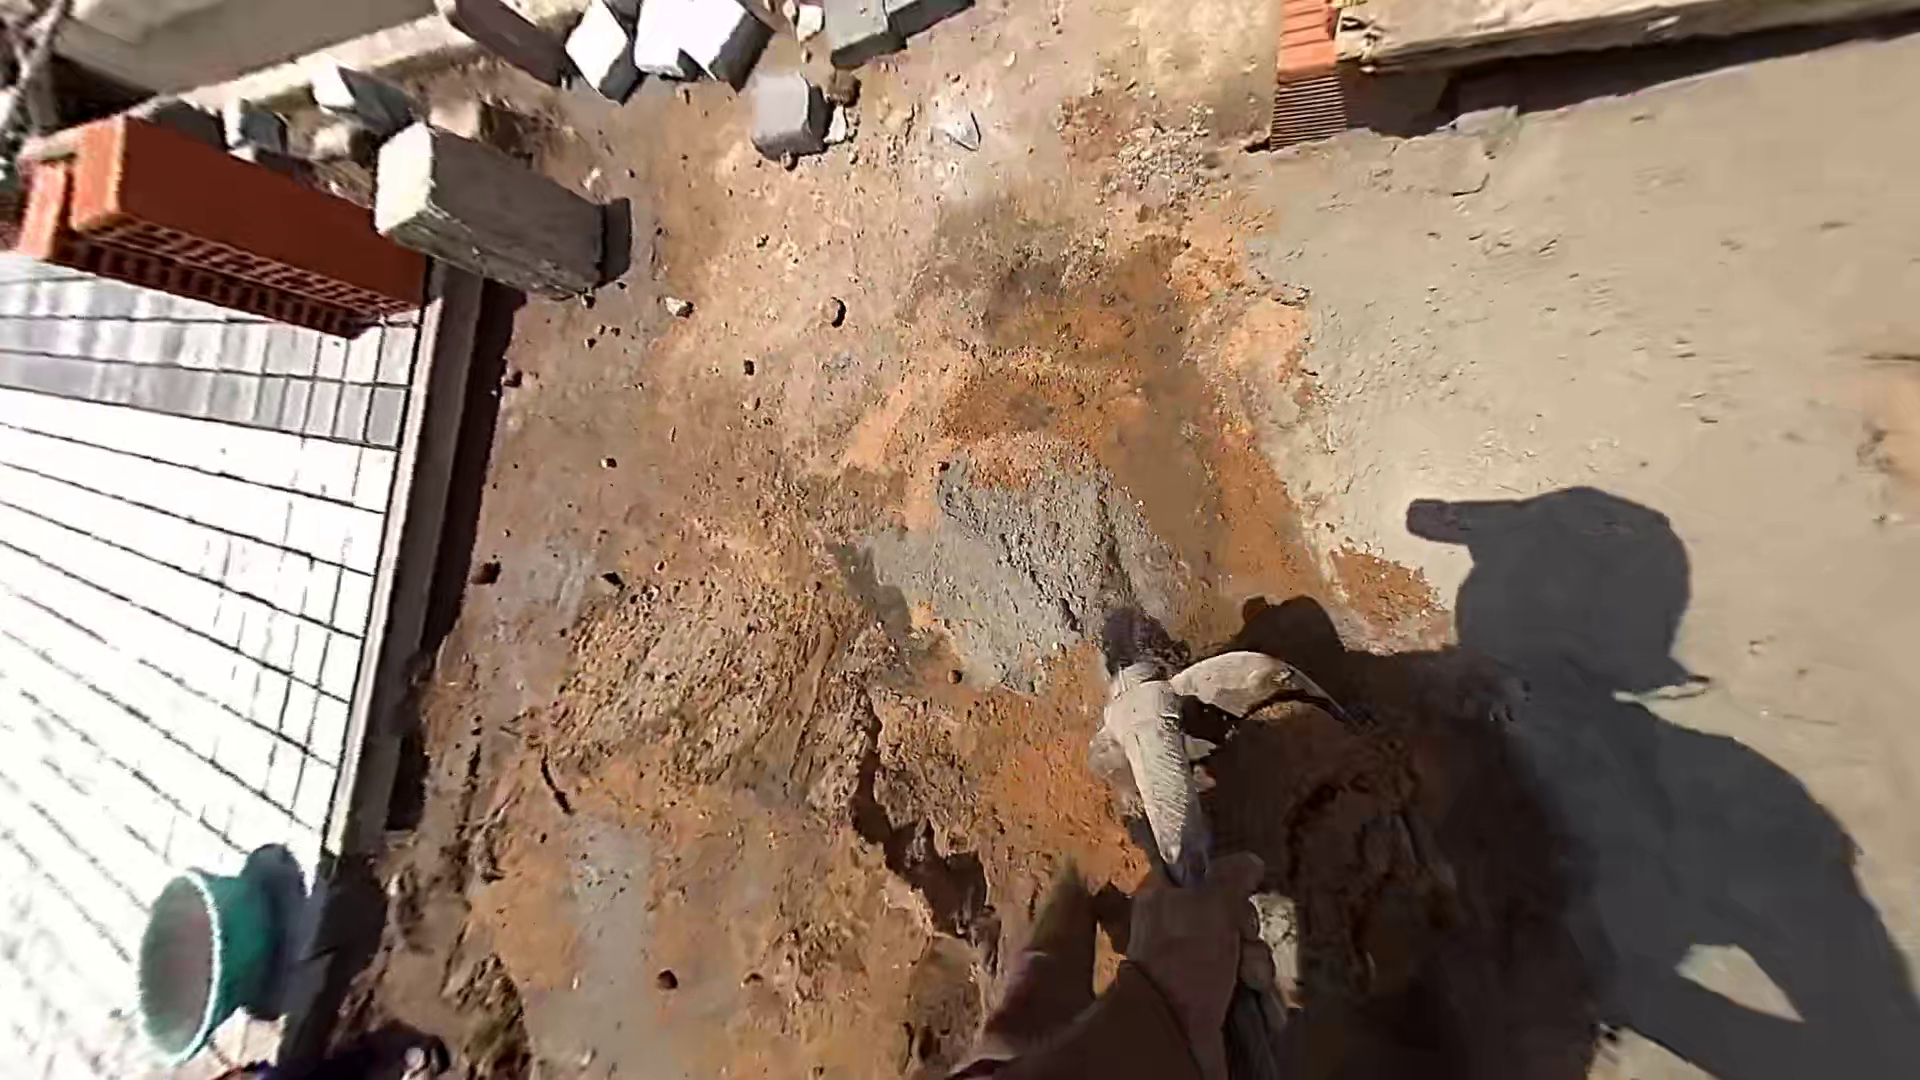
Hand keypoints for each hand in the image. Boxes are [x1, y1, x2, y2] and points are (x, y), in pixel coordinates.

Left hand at [1126, 852, 1264, 1079]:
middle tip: (1244, 943)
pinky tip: (1262, 1005)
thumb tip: (1251, 860)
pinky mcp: (1214, 1000)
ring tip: (1250, 982)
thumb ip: (1230, 879)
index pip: (1201, 877)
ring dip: (1257, 965)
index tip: (1237, 898)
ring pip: (1244, 952)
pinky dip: (1260, 996)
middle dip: (1247, 932)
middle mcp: (1177, 929)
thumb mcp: (1208, 906)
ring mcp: (1195, 966)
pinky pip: (1248, 987)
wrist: (1174, 1035)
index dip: (1225, 886)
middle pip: (1230, 916)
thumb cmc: (1183, 959)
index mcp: (1163, 898)